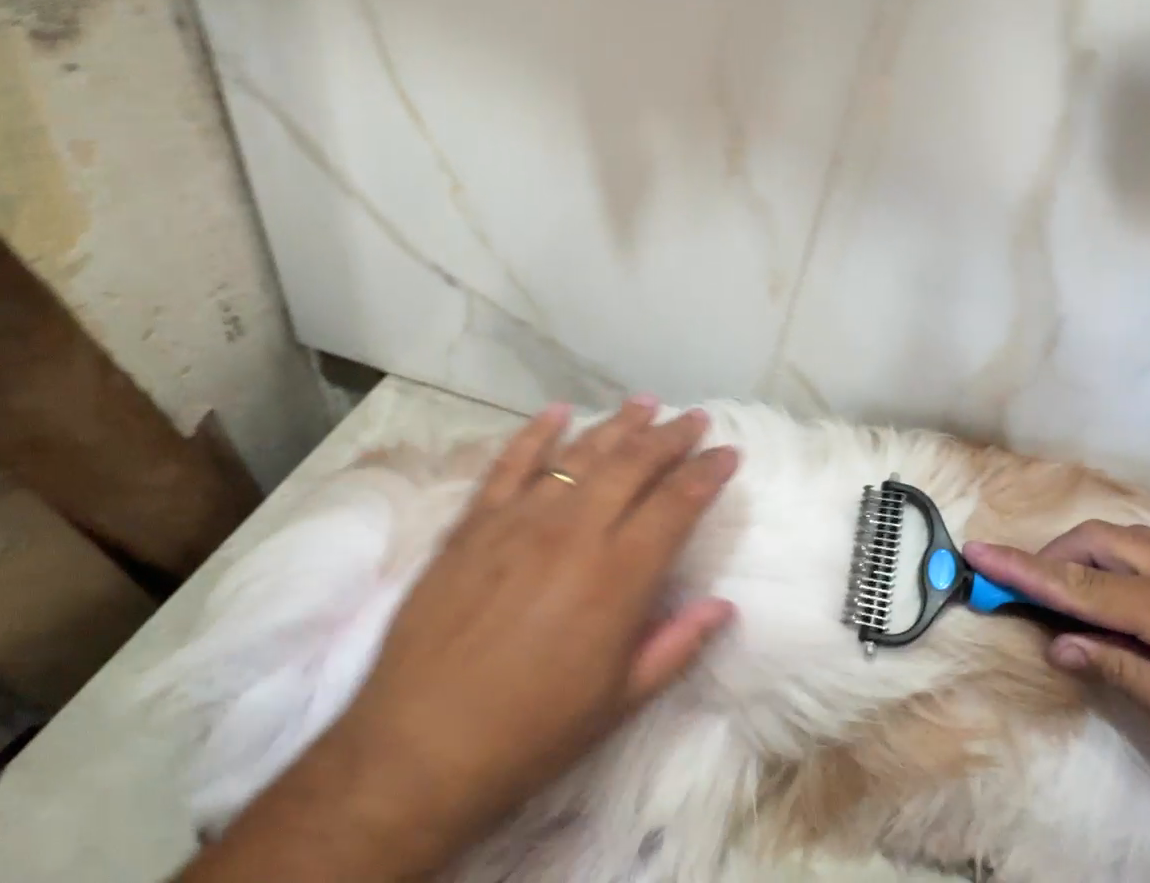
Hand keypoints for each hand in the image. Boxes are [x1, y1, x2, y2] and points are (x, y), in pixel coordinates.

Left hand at [185, 398, 737, 882]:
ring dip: (617, 424)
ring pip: (579, 454)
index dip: (707, 473)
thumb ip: (677, 646)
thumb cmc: (534, 732)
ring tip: (645, 403)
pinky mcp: (472, 523)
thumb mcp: (621, 701)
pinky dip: (537, 432)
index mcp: (618, 575)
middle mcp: (574, 532)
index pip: (676, 504)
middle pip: (633, 464)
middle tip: (695, 418)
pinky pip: (510, 463)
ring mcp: (518, 520)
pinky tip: (557, 412)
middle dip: (671, 436)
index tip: (728, 452)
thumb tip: (723, 607)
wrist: (421, 746)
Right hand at [962, 522, 1149, 837]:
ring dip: (1098, 554)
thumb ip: (1126, 671)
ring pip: (1142, 537)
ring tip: (1079, 593)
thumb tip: (1059, 641)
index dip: (1025, 572)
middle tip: (1023, 591)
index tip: (976, 553)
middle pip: (1107, 544)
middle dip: (1056, 557)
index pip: (1085, 588)